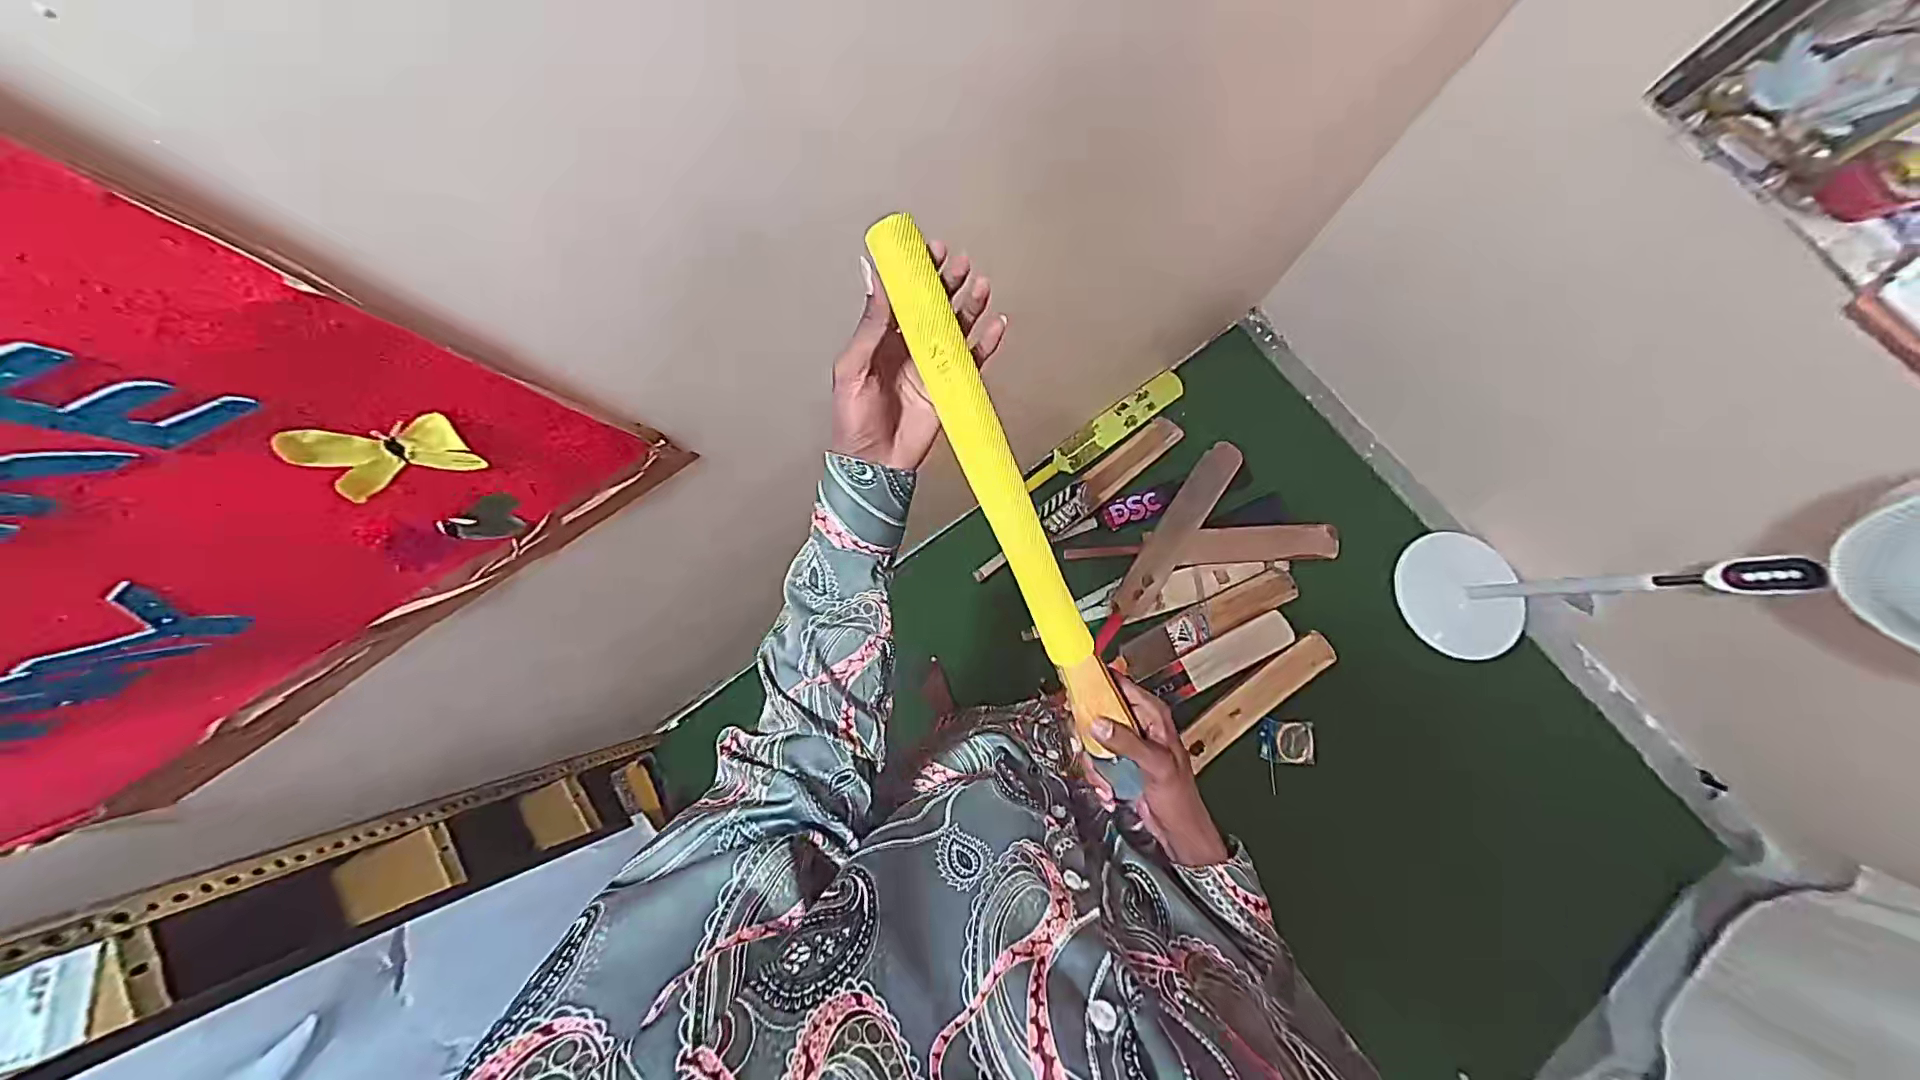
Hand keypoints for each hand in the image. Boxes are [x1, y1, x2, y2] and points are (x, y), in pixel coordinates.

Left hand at [831, 240, 1008, 470]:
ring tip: (981, 286)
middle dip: (948, 283)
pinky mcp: (949, 386)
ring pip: (956, 328)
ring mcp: (932, 365)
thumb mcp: (853, 367)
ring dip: (970, 307)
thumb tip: (874, 279)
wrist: (874, 463)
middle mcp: (909, 348)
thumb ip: (869, 325)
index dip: (916, 273)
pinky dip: (986, 344)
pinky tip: (994, 326)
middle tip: (959, 264)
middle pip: (934, 307)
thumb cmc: (853, 420)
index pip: (903, 298)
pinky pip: (973, 360)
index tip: (927, 251)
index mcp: (882, 339)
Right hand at [1090, 677, 1230, 865]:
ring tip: (1106, 782)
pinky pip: (1094, 759)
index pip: (1118, 683)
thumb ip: (1126, 741)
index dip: (1095, 682)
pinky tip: (1109, 789)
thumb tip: (1099, 723)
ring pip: (1091, 737)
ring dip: (1094, 764)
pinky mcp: (1117, 760)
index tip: (1075, 689)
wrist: (1178, 830)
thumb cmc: (1180, 798)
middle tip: (1090, 752)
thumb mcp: (1155, 764)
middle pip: (1096, 711)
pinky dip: (1097, 776)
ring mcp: (1125, 742)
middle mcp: (1137, 723)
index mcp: (1152, 713)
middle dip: (1089, 736)